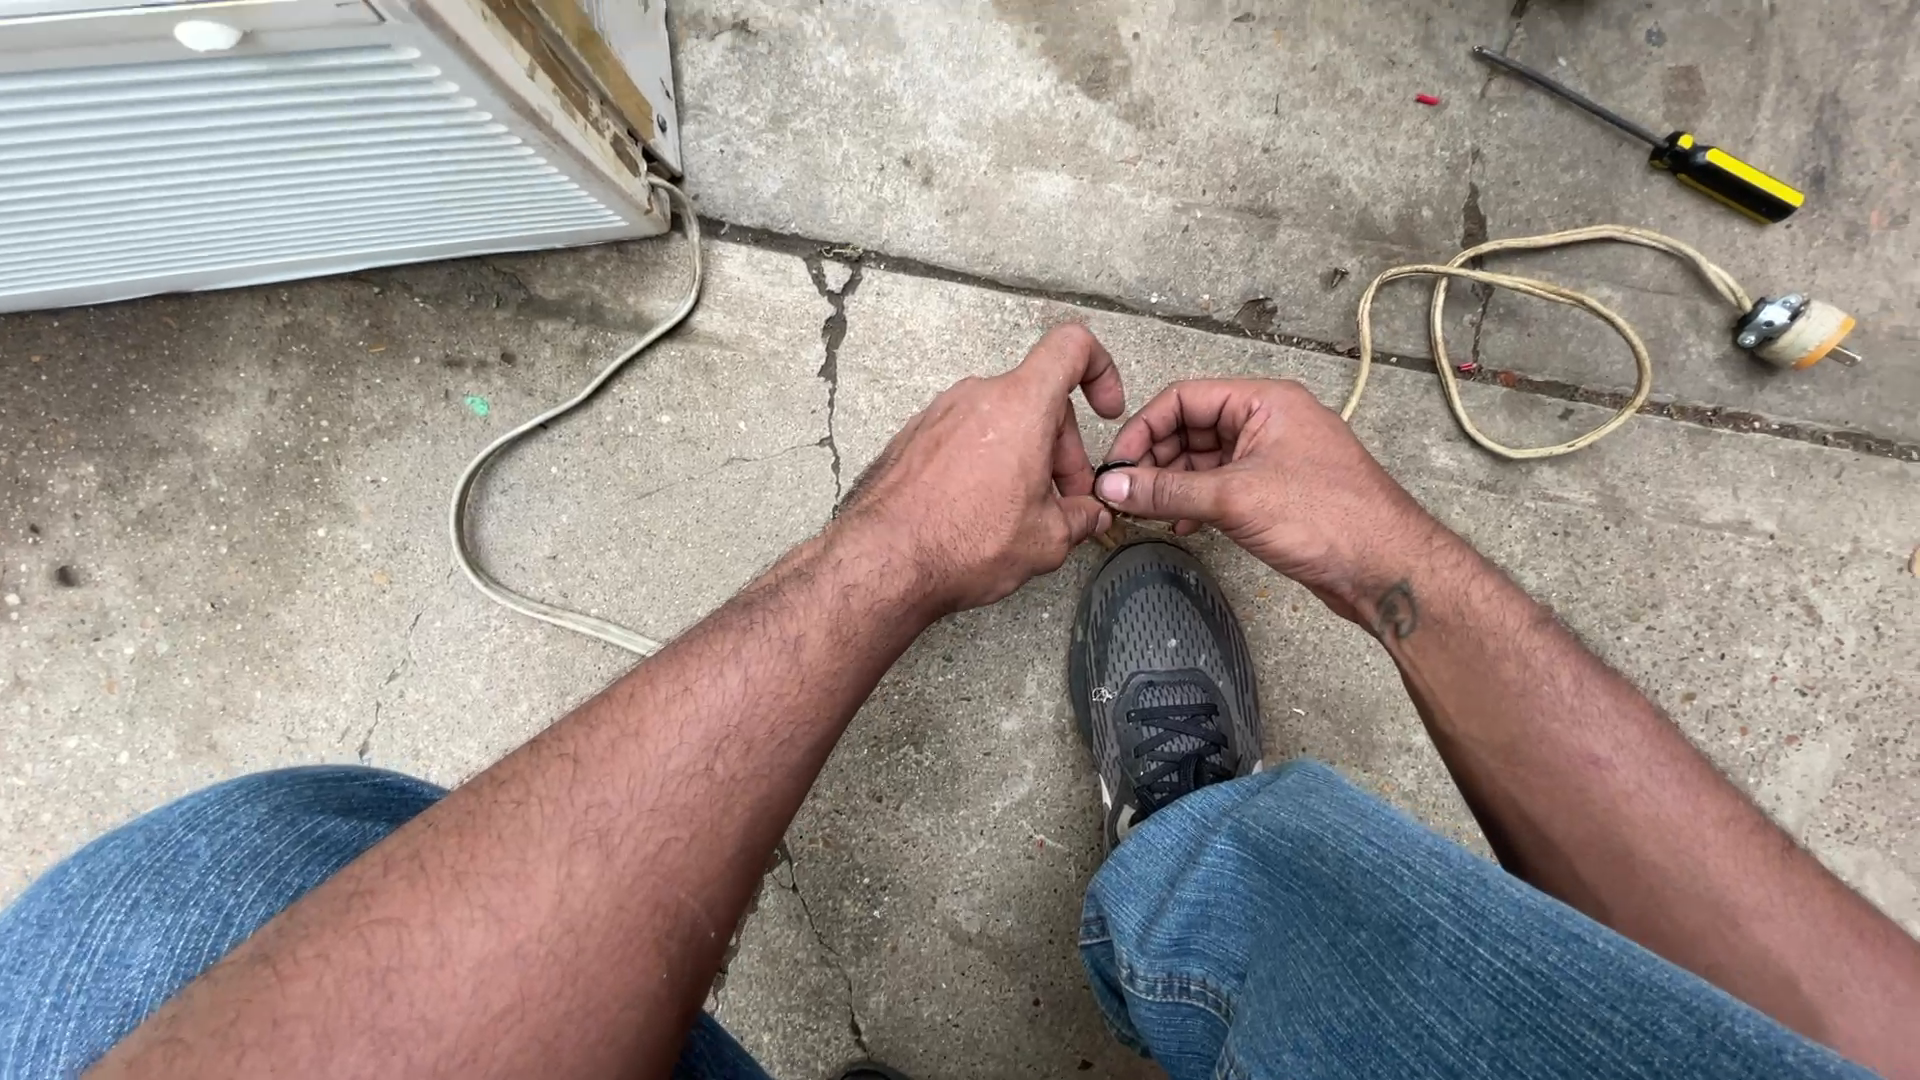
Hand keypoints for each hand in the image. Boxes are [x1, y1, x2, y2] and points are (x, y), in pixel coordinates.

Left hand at [836, 324, 1124, 614]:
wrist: (885, 560)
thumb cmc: (961, 542)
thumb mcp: (1047, 539)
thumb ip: (1081, 517)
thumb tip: (1090, 515)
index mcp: (1020, 405)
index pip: (1071, 347)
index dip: (1100, 370)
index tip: (1105, 407)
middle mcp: (977, 397)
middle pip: (1038, 400)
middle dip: (1062, 446)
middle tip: (1066, 497)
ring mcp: (940, 415)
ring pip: (1001, 420)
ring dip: (1023, 456)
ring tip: (1022, 509)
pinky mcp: (914, 438)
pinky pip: (965, 437)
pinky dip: (986, 461)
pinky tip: (982, 508)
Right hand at [1094, 378, 1441, 623]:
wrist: (1385, 568)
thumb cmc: (1329, 518)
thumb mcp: (1234, 498)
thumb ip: (1166, 490)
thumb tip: (1114, 486)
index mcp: (1263, 402)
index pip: (1184, 399)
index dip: (1144, 429)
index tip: (1117, 464)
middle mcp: (1265, 424)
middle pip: (1189, 429)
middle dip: (1153, 460)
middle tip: (1124, 492)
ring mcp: (1268, 459)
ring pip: (1201, 461)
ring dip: (1170, 485)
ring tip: (1144, 511)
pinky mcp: (1270, 493)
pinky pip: (1217, 487)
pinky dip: (1193, 502)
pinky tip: (1180, 524)